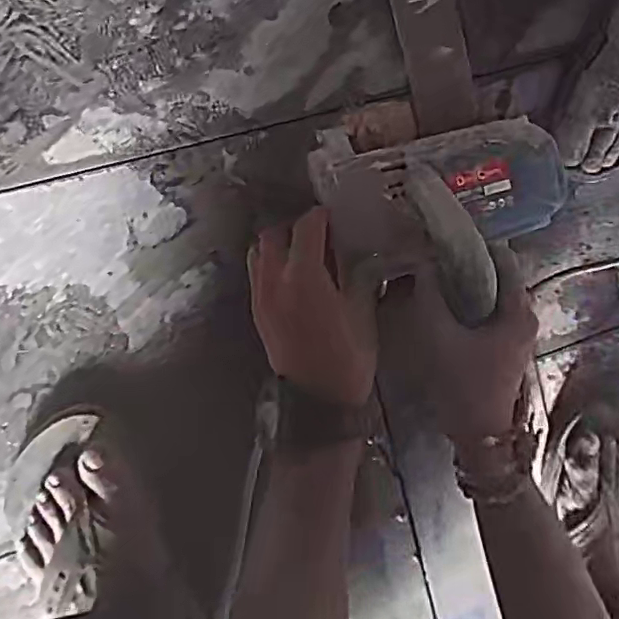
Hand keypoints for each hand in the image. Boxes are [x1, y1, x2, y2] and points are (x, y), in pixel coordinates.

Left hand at [248, 207, 378, 405]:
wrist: (317, 402)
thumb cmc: (347, 358)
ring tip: (302, 254)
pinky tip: (293, 278)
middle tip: (318, 234)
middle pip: (273, 234)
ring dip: (277, 245)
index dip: (321, 217)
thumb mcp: (362, 312)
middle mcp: (275, 280)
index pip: (306, 227)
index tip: (334, 217)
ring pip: (258, 252)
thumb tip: (358, 254)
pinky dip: (271, 265)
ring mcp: (260, 296)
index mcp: (304, 276)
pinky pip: (257, 273)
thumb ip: (358, 275)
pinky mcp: (256, 312)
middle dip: (295, 227)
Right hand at [381, 244, 537, 443]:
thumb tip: (423, 260)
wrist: (480, 438)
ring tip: (436, 273)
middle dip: (468, 260)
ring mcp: (518, 333)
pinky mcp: (507, 345)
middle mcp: (524, 317)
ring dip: (468, 281)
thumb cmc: (463, 385)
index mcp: (517, 311)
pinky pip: (490, 309)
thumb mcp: (438, 335)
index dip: (475, 241)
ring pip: (493, 292)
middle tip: (435, 252)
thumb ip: (429, 294)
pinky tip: (445, 300)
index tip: (446, 235)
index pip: (504, 258)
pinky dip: (471, 299)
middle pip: (499, 274)